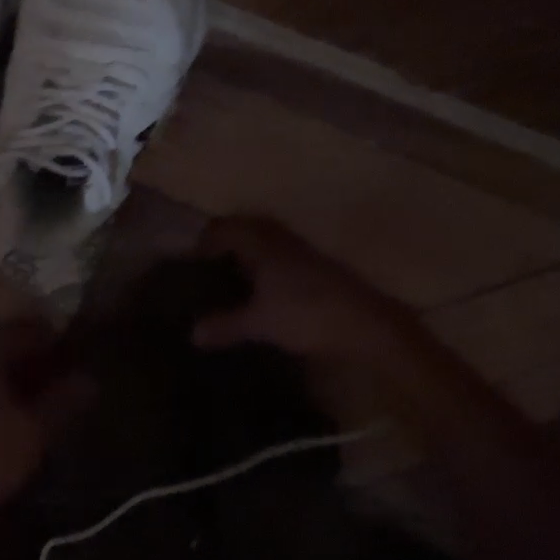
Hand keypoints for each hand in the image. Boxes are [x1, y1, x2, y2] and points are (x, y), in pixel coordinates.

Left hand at [0, 320, 93, 522]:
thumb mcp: (37, 429)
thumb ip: (63, 401)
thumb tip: (90, 379)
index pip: (12, 333)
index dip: (39, 331)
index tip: (64, 334)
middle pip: (0, 355)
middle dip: (31, 356)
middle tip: (62, 363)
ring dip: (19, 380)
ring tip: (48, 392)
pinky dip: (6, 400)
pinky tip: (22, 418)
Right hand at [191, 216, 411, 361]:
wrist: (367, 323)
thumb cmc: (306, 314)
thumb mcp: (259, 323)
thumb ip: (225, 325)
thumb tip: (192, 334)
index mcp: (261, 243)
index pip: (225, 227)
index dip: (206, 240)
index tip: (193, 261)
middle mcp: (281, 239)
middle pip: (248, 226)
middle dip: (228, 240)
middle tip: (212, 264)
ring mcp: (303, 251)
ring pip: (269, 239)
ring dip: (251, 250)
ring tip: (237, 276)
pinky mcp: (320, 267)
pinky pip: (284, 253)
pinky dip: (270, 263)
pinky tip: (268, 289)